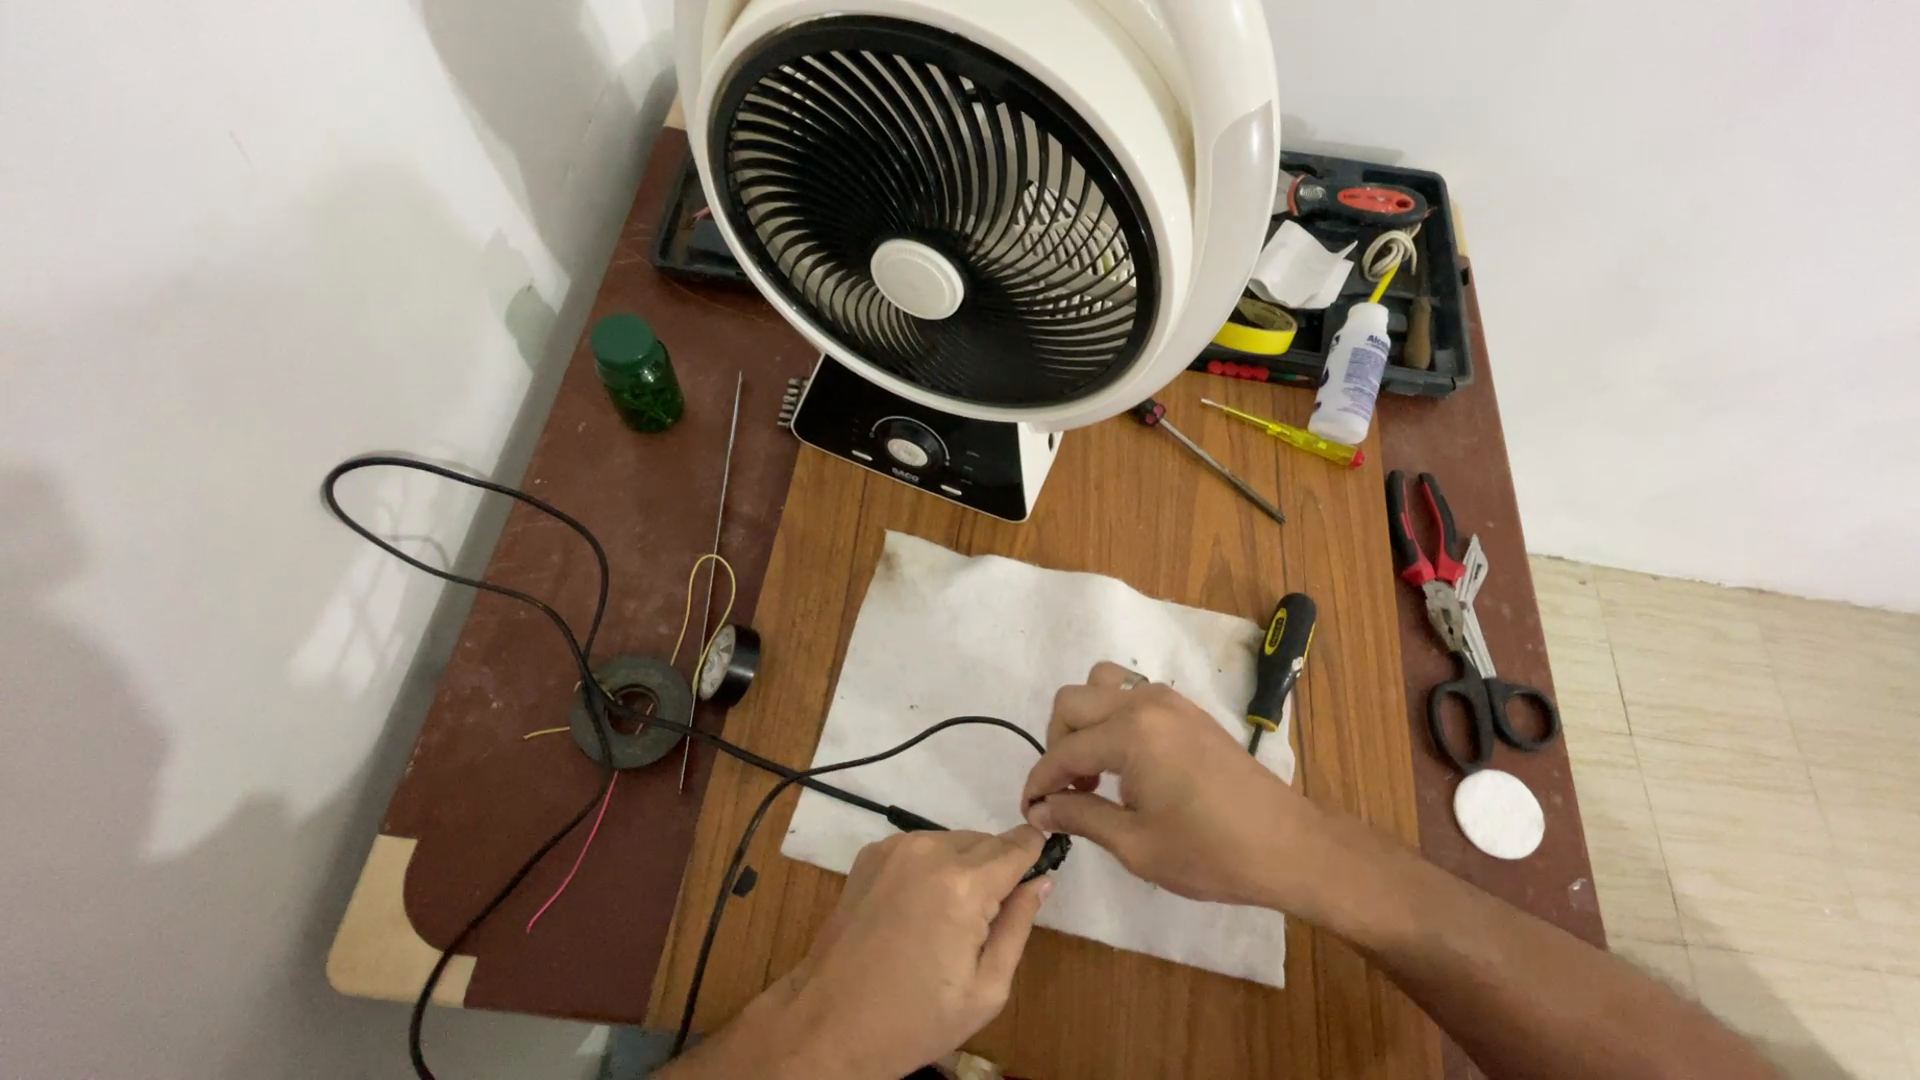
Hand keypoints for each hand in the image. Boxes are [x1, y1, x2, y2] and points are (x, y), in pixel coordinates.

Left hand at [773, 827, 1052, 1079]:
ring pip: (954, 841)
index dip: (1035, 852)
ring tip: (950, 918)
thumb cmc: (915, 1018)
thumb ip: (1019, 924)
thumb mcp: (986, 988)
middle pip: (987, 841)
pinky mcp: (872, 853)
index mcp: (964, 886)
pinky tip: (919, 908)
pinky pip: (922, 847)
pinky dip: (932, 867)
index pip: (1018, 845)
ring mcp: (896, 848)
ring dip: (965, 866)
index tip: (1042, 866)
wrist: (830, 1022)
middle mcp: (930, 851)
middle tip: (988, 918)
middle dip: (998, 868)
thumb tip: (1042, 879)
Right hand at [1021, 662, 1340, 917]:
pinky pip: (1131, 693)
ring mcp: (1169, 701)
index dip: (1039, 782)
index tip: (1030, 811)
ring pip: (1101, 684)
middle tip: (1068, 791)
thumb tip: (1039, 808)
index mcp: (1131, 733)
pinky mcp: (1187, 710)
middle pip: (1073, 701)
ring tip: (1095, 768)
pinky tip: (1125, 762)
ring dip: (1085, 720)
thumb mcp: (1136, 845)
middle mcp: (1145, 703)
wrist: (1289, 846)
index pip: (1064, 749)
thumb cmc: (1211, 852)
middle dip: (1058, 744)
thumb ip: (1080, 817)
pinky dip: (1113, 717)